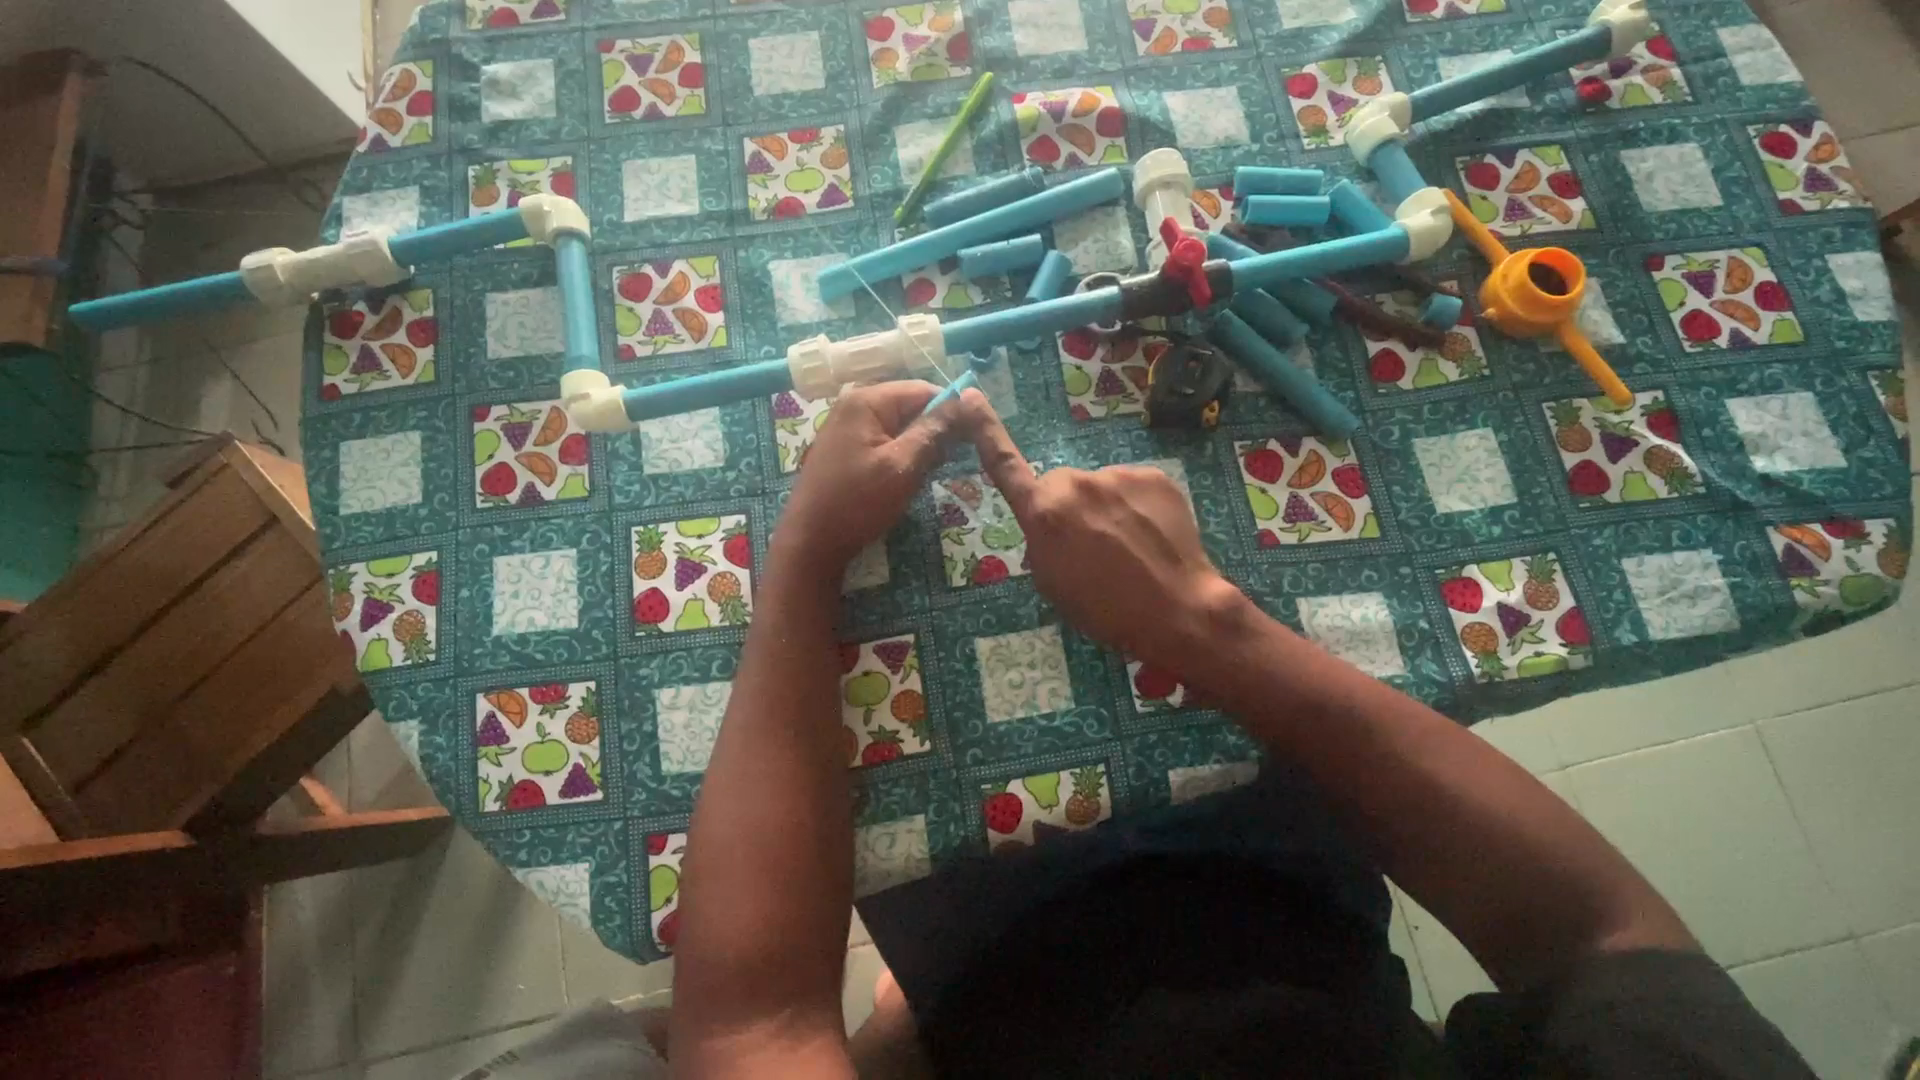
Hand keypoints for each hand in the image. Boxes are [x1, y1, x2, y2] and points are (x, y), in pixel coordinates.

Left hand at [775, 380, 959, 575]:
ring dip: (919, 447)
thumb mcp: (903, 466)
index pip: (922, 390)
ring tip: (930, 473)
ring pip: (899, 427)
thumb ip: (933, 431)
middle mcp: (853, 406)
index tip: (974, 435)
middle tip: (951, 461)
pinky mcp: (845, 450)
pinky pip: (884, 442)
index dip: (951, 409)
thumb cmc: (858, 502)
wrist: (811, 542)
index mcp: (866, 401)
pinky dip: (901, 456)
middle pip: (910, 406)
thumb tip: (965, 402)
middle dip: (934, 430)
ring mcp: (846, 428)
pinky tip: (908, 479)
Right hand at [965, 397, 1243, 671]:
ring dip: (1108, 509)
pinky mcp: (1154, 476)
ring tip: (1131, 550)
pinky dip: (1139, 508)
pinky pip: (1135, 488)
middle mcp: (1075, 484)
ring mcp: (1117, 475)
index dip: (984, 429)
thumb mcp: (1052, 583)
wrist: (1177, 610)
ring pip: (1101, 488)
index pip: (1004, 464)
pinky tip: (1153, 538)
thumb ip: (1043, 541)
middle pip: (1063, 486)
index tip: (970, 396)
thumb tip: (1054, 523)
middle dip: (1071, 508)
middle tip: (1094, 550)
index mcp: (1043, 513)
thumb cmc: (1104, 609)